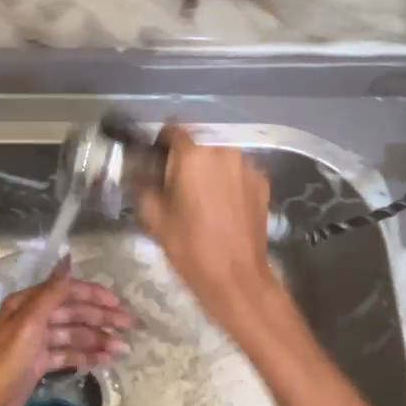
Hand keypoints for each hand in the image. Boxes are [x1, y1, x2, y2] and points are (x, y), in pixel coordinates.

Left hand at [0, 262, 132, 405]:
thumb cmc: (4, 363)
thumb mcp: (28, 324)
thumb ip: (50, 292)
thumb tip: (67, 258)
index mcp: (25, 303)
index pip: (65, 291)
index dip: (93, 295)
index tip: (119, 303)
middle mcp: (31, 318)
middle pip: (72, 313)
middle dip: (102, 318)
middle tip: (132, 326)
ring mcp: (35, 343)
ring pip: (73, 335)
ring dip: (98, 340)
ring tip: (123, 350)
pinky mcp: (38, 364)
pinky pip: (68, 355)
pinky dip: (86, 356)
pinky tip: (106, 361)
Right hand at [136, 125, 286, 319]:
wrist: (236, 276)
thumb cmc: (189, 246)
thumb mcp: (153, 216)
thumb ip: (143, 184)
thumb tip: (142, 172)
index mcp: (192, 155)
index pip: (172, 130)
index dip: (161, 144)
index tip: (156, 162)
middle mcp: (222, 151)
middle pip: (198, 143)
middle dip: (186, 158)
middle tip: (177, 184)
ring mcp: (247, 165)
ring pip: (220, 156)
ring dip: (209, 168)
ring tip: (203, 197)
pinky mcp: (263, 182)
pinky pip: (238, 171)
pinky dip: (228, 181)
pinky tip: (224, 206)